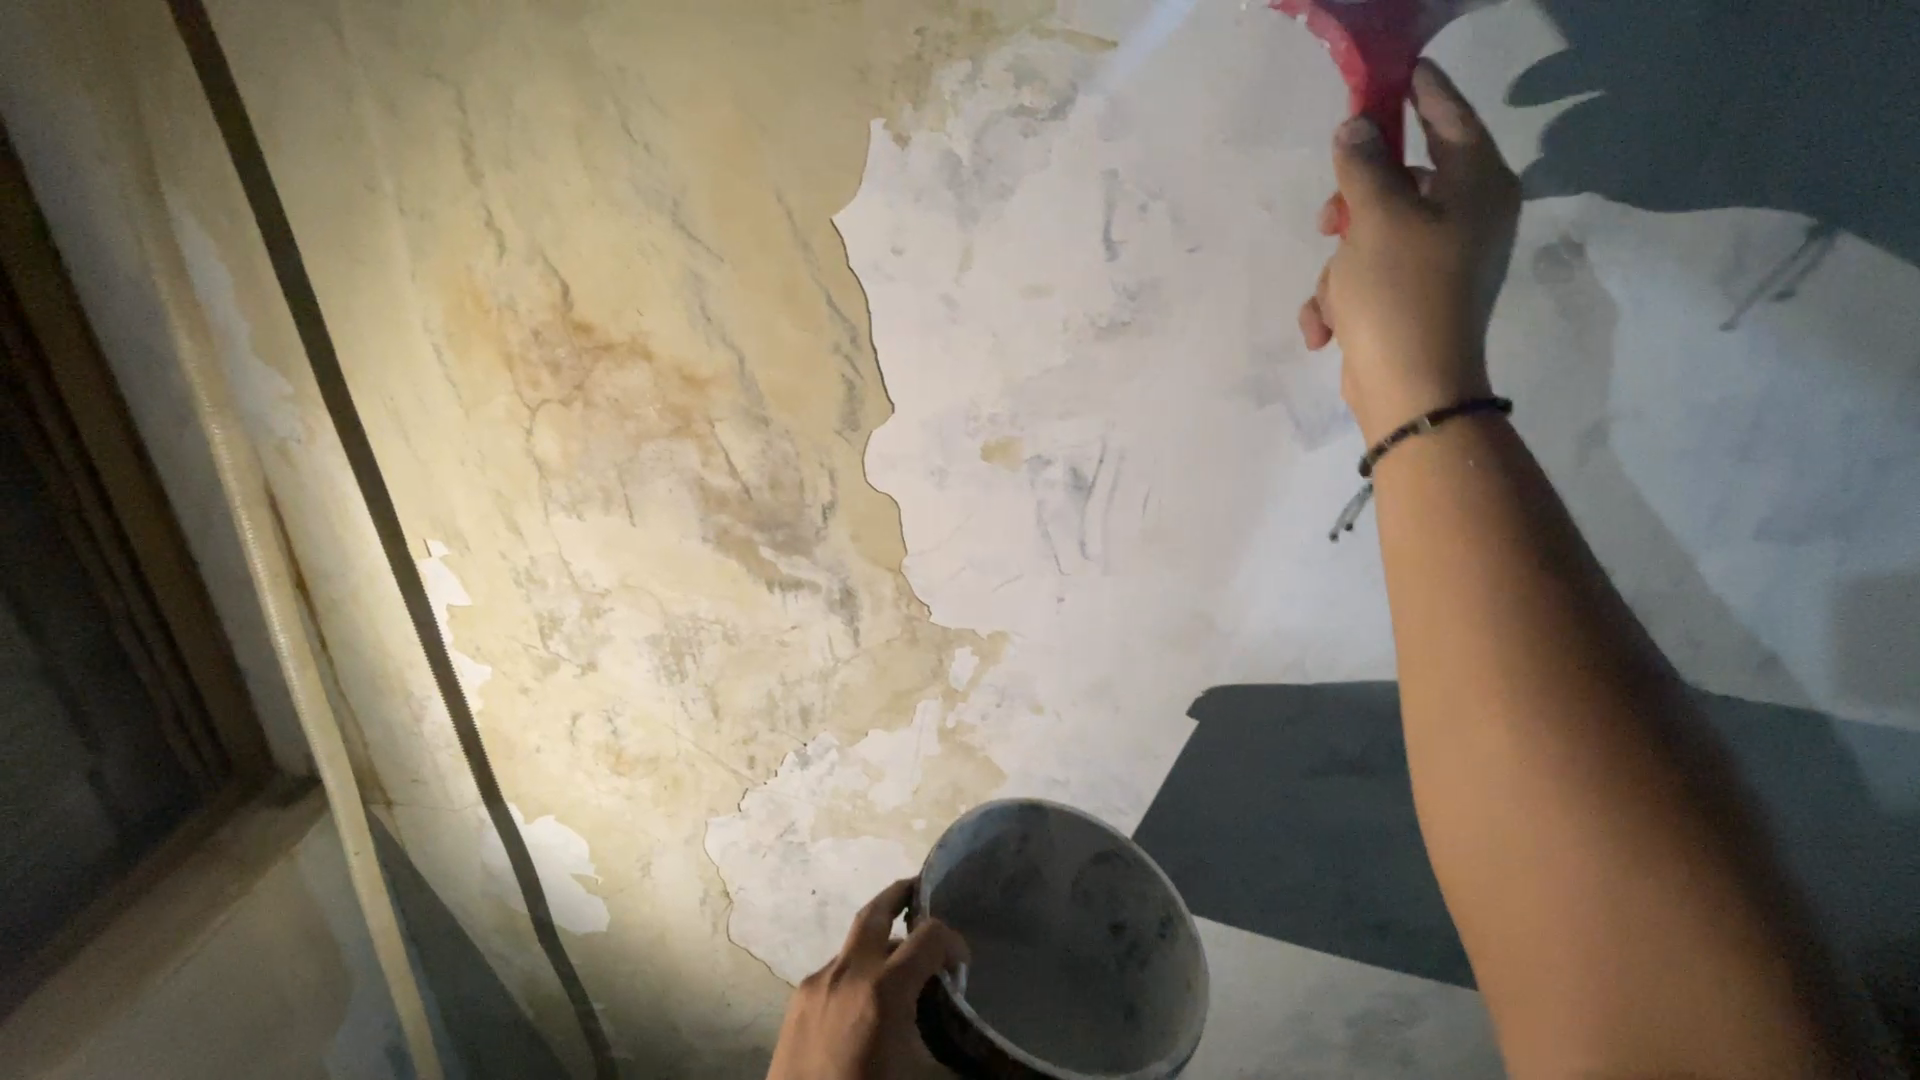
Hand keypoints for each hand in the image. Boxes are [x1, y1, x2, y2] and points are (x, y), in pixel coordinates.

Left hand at [766, 879, 969, 1079]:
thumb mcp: (929, 1079)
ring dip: (880, 941)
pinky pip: (835, 971)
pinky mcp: (796, 1004)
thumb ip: (963, 1055)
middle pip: (876, 912)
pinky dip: (858, 971)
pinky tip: (868, 1000)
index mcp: (884, 990)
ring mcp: (816, 985)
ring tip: (902, 959)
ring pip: (853, 944)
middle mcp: (847, 974)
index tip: (963, 965)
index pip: (929, 936)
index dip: (953, 943)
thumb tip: (1000, 1057)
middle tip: (921, 890)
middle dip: (900, 895)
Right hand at [1298, 60, 1520, 442]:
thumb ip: (1363, 165)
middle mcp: (1467, 218)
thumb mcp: (1375, 218)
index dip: (1420, 92)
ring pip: (1372, 236)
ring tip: (1332, 299)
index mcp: (1477, 186)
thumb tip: (1355, 128)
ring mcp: (1440, 263)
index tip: (1393, 74)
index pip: (1450, 117)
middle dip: (1353, 205)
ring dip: (1339, 267)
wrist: (1411, 389)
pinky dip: (1341, 301)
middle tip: (1327, 219)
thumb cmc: (1400, 292)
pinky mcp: (1413, 300)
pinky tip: (1327, 327)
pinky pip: (1367, 280)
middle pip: (1401, 182)